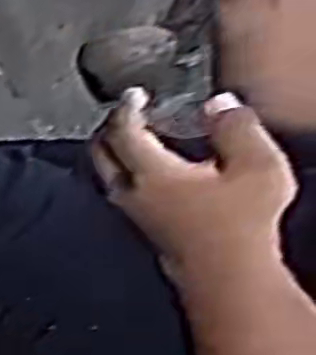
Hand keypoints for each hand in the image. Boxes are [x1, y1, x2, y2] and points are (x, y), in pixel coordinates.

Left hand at [92, 88, 297, 280]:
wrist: (217, 261)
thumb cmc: (240, 214)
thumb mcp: (256, 164)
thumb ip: (236, 129)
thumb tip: (217, 102)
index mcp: (150, 174)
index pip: (124, 135)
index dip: (125, 111)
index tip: (132, 93)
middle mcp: (124, 189)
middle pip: (98, 152)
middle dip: (107, 127)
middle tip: (126, 107)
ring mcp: (122, 203)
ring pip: (100, 167)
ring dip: (109, 144)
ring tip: (130, 126)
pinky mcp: (129, 212)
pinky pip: (111, 178)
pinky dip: (117, 160)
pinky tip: (138, 155)